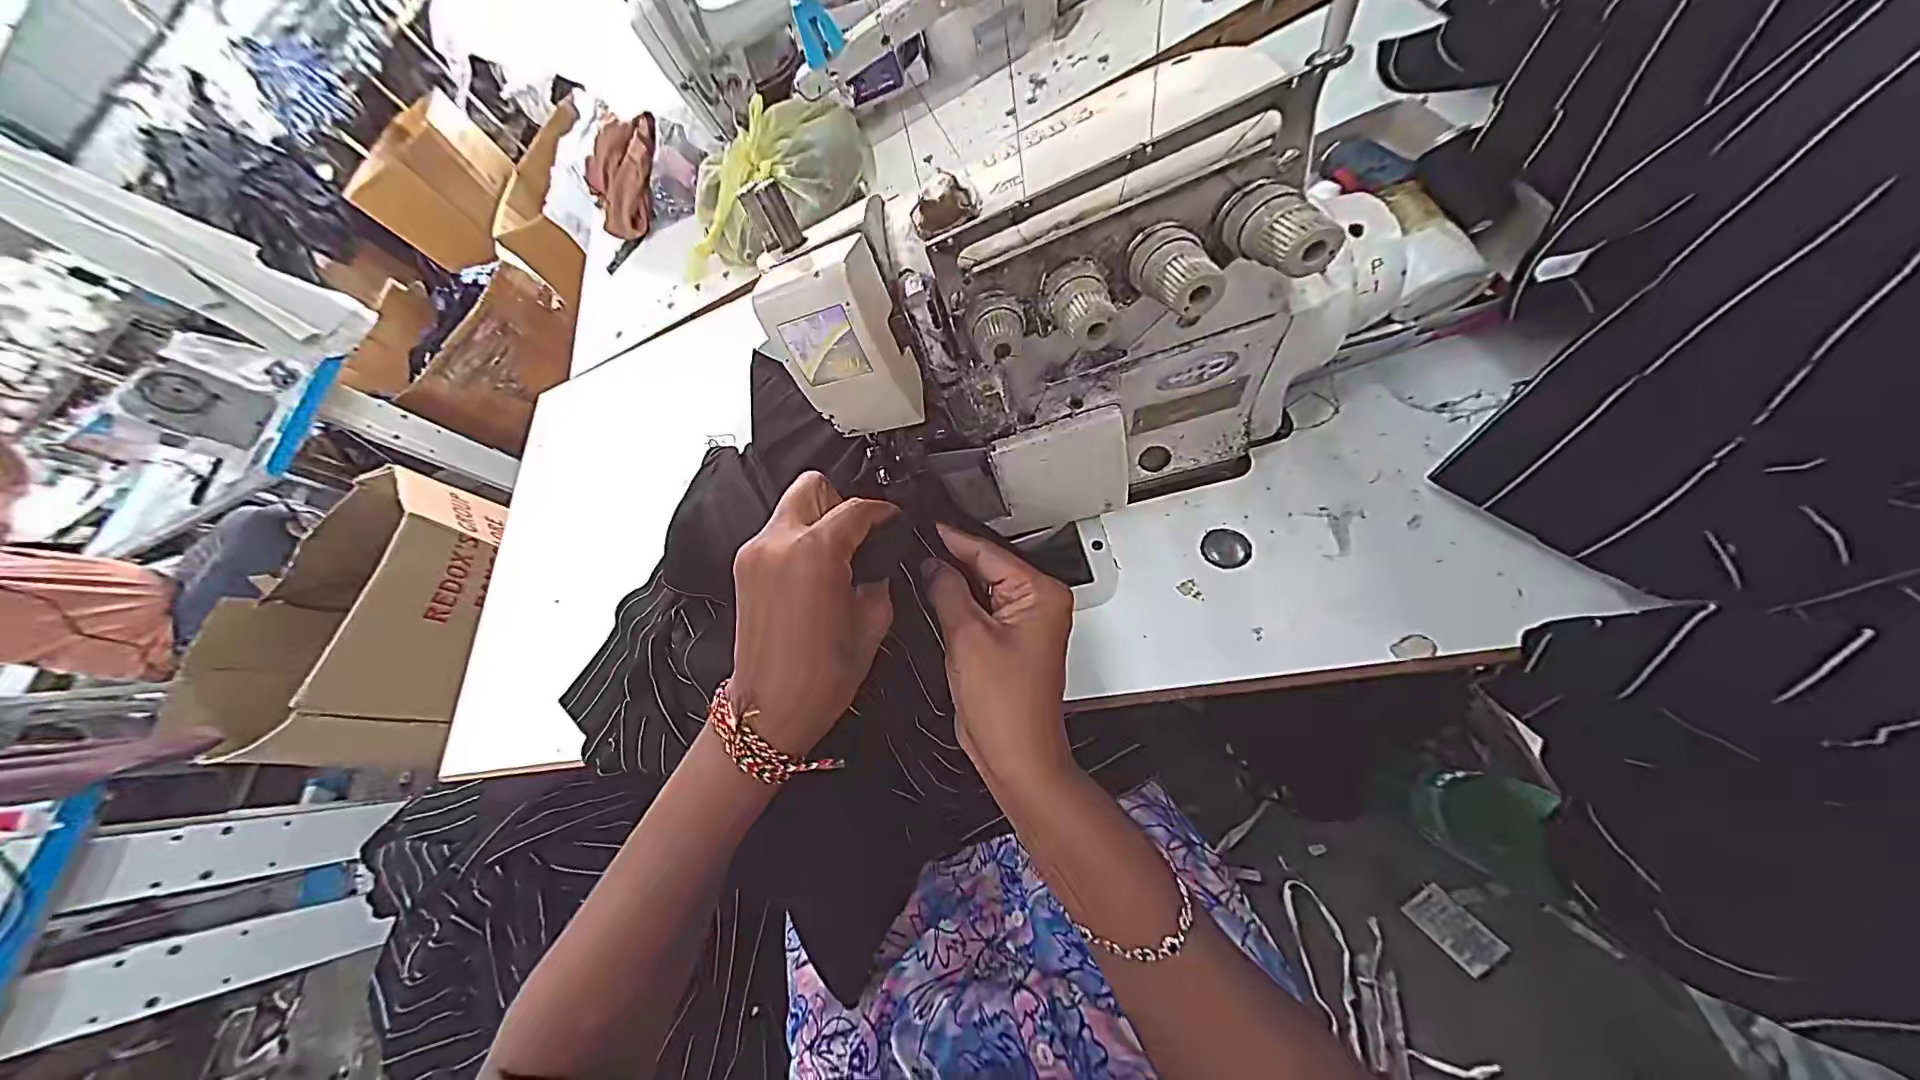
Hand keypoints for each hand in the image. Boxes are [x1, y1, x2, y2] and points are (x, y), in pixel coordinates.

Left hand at [730, 472, 897, 757]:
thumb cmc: (816, 680)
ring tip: (838, 555)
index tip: (891, 520)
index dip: (882, 512)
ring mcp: (755, 555)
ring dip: (819, 520)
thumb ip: (878, 577)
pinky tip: (816, 571)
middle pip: (814, 486)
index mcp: (814, 554)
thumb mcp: (872, 623)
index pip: (856, 507)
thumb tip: (877, 559)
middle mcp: (778, 545)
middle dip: (842, 502)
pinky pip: (778, 533)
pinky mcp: (744, 568)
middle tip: (860, 533)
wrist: (769, 710)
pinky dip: (800, 539)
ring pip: (792, 506)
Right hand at [920, 523, 1075, 783]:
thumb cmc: (1009, 709)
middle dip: (951, 560)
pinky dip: (959, 606)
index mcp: (1042, 594)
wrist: (1016, 755)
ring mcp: (1026, 623)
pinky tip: (937, 600)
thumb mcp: (968, 637)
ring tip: (921, 570)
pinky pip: (982, 611)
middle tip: (915, 547)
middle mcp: (1040, 605)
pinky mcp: (1011, 641)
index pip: (990, 552)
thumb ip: (947, 591)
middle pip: (988, 568)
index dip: (952, 539)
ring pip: (982, 589)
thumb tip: (933, 565)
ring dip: (954, 584)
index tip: (927, 527)